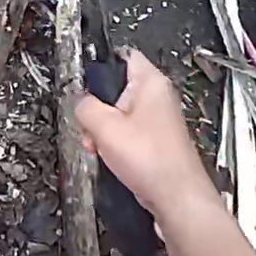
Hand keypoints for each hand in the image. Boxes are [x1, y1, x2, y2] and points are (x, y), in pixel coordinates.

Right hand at [74, 50, 215, 222]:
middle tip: (91, 125)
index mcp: (151, 82)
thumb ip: (85, 106)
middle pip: (116, 90)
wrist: (177, 200)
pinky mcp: (156, 141)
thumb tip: (78, 100)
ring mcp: (159, 120)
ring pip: (120, 114)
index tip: (85, 81)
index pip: (123, 55)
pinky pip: (128, 133)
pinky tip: (111, 159)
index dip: (101, 64)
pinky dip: (116, 144)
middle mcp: (158, 97)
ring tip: (99, 146)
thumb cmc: (152, 161)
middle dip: (97, 109)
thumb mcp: (104, 127)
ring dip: (103, 130)